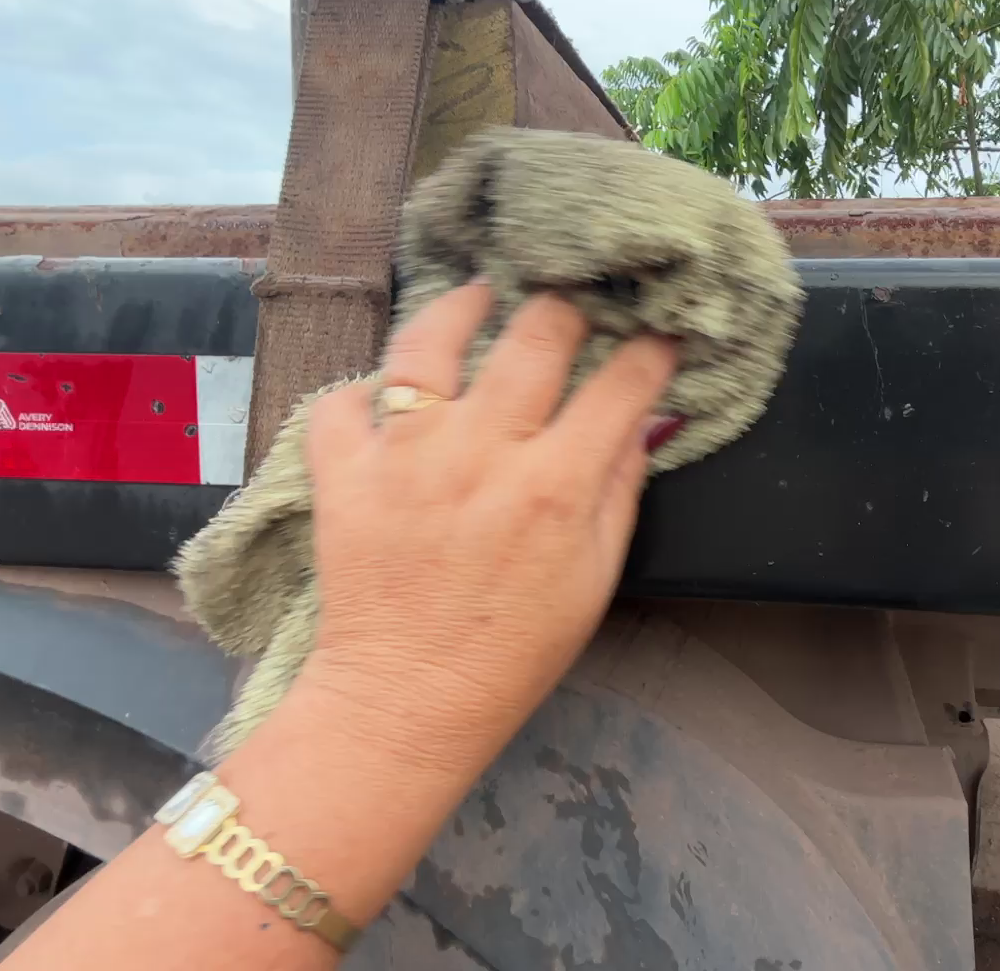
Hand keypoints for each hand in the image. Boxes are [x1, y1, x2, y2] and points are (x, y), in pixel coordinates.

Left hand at [294, 279, 680, 778]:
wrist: (410, 702)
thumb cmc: (520, 645)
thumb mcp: (597, 574)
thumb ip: (621, 486)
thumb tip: (646, 419)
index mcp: (555, 487)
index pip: (621, 385)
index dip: (650, 350)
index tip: (658, 335)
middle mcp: (482, 455)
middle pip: (534, 336)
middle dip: (568, 305)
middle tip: (573, 303)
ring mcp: (403, 459)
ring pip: (427, 342)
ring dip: (463, 306)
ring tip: (482, 296)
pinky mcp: (342, 476)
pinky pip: (342, 402)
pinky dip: (365, 391)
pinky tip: (391, 395)